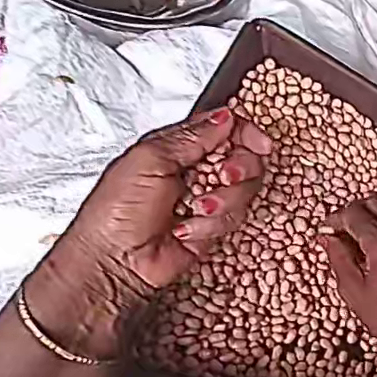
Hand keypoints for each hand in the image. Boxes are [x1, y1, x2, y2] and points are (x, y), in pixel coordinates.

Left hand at [25, 108, 271, 358]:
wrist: (116, 259)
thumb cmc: (116, 211)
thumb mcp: (149, 159)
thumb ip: (191, 137)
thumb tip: (225, 117)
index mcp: (179, 147)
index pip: (225, 130)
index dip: (247, 133)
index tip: (260, 143)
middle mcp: (197, 171)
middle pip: (246, 159)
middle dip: (240, 169)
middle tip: (223, 176)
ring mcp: (209, 198)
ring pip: (245, 191)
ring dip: (223, 201)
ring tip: (194, 209)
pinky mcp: (215, 225)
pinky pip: (236, 218)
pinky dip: (213, 224)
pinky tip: (187, 228)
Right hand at [319, 195, 376, 352]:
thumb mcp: (352, 289)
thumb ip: (338, 257)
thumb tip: (328, 237)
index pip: (355, 215)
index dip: (335, 219)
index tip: (326, 230)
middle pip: (374, 204)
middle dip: (353, 212)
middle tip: (339, 230)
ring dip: (370, 220)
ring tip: (355, 243)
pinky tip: (374, 252)